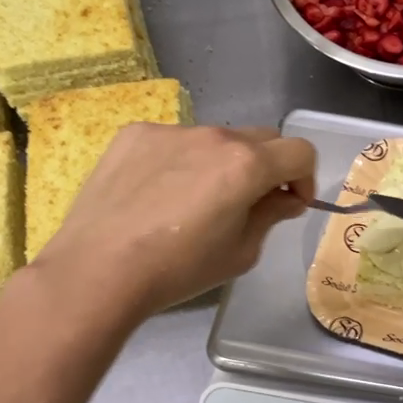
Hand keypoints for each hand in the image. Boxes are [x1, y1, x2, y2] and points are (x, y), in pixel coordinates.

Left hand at [29, 124, 316, 327]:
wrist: (98, 270)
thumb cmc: (179, 269)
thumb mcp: (241, 252)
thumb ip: (271, 215)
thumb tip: (283, 198)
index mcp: (247, 165)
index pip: (300, 152)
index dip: (305, 178)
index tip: (291, 203)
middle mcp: (214, 136)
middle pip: (261, 138)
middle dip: (267, 167)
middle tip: (248, 202)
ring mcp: (171, 131)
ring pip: (215, 139)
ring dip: (221, 163)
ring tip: (194, 202)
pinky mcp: (134, 135)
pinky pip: (174, 142)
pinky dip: (180, 161)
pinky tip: (158, 195)